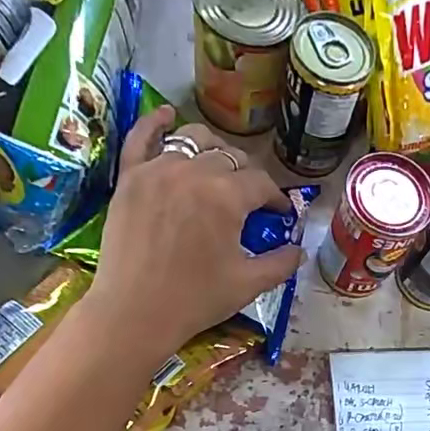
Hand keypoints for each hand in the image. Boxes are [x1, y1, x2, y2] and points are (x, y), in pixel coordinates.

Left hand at [80, 107, 300, 362]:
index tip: (278, 214)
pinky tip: (167, 115)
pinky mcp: (129, 179)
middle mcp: (195, 171)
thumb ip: (280, 263)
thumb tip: (299, 250)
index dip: (275, 199)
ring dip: (212, 150)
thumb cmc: (193, 302)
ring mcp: (158, 170)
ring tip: (216, 168)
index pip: (261, 184)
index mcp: (228, 195)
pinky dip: (155, 123)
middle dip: (246, 177)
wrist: (133, 314)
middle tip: (247, 200)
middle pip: (230, 159)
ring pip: (193, 140)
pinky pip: (141, 138)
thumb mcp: (247, 285)